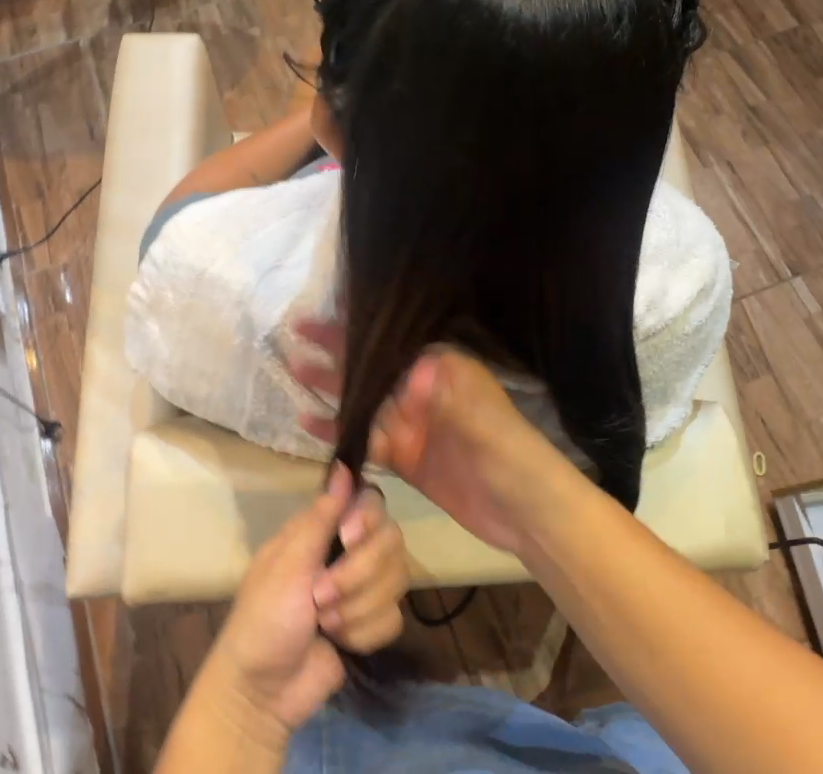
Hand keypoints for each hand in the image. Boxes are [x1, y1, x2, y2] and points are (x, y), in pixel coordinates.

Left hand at [197, 466, 407, 744]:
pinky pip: (394, 617)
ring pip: (397, 580)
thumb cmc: (263, 620)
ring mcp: (362, 588)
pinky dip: (365, 634)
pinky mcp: (371, 622)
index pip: (370, 502)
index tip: (348, 539)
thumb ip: (320, 519)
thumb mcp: (286, 566)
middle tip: (320, 598)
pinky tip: (339, 643)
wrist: (263, 692)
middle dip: (359, 575)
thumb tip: (343, 467)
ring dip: (358, 608)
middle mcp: (346, 552)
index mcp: (321, 530)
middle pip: (391, 541)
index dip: (368, 520)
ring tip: (324, 624)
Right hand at [289, 321, 569, 554]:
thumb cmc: (512, 456)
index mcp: (445, 371)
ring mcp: (414, 426)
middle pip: (374, 367)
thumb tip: (412, 365)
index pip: (395, 341)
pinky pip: (365, 440)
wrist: (529, 514)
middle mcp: (425, 392)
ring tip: (293, 368)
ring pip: (364, 401)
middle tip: (296, 332)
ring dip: (331, 386)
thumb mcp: (482, 420)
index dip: (361, 327)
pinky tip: (307, 422)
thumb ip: (444, 396)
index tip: (325, 309)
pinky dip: (338, 431)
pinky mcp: (406, 458)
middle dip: (337, 349)